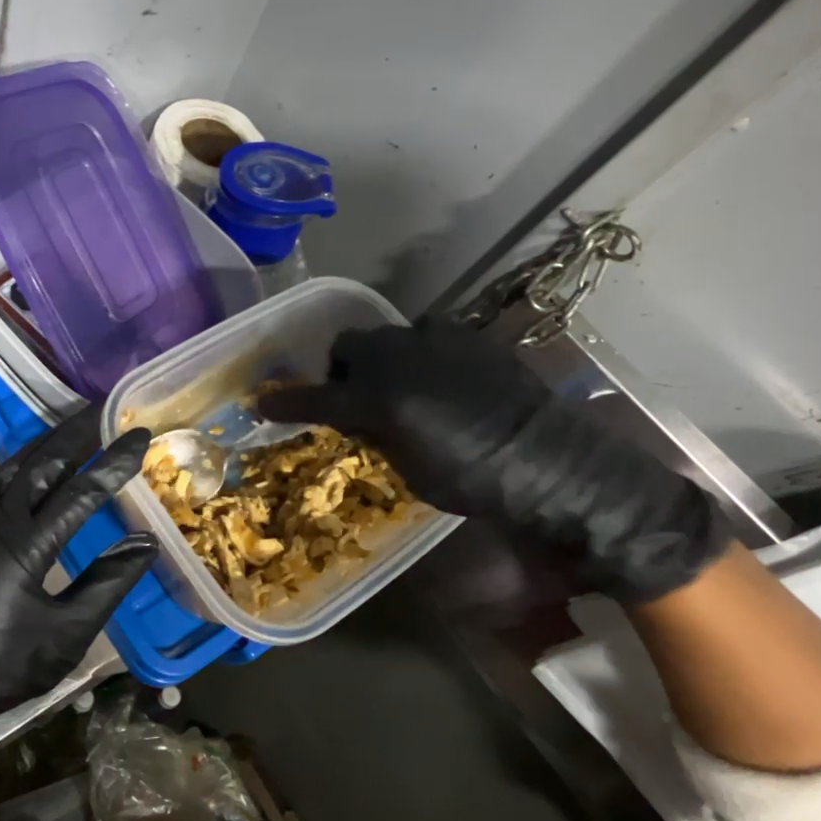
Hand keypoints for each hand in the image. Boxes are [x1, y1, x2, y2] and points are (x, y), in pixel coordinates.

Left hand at [0, 407, 156, 820]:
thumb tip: (145, 541)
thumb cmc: (3, 665)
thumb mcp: (67, 635)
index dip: (113, 462)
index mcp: (27, 546)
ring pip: (12, 467)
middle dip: (75, 434)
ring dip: (44, 443)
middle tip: (103, 412)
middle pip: (42, 463)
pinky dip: (17, 464)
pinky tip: (30, 463)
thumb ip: (106, 583)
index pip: (81, 490)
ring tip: (73, 427)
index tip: (139, 436)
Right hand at [259, 322, 721, 602]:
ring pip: (387, 336)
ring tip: (397, 386)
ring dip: (381, 358)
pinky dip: (422, 355)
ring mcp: (438, 341)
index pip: (315, 397)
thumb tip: (355, 419)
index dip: (284, 401)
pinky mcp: (472, 339)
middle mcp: (401, 359)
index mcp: (380, 400)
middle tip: (349, 396)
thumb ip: (373, 435)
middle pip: (348, 347)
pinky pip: (429, 336)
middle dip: (340, 369)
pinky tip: (438, 380)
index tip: (260, 403)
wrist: (559, 467)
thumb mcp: (409, 472)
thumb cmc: (477, 484)